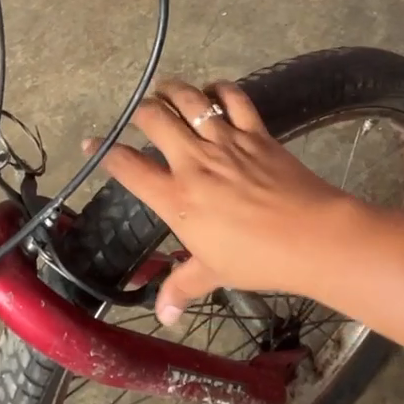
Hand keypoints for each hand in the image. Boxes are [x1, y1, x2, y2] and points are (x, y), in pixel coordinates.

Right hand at [89, 81, 365, 325]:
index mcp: (177, 197)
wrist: (310, 237)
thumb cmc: (257, 259)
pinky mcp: (254, 132)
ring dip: (173, 89)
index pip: (128, 167)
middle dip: (142, 111)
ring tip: (166, 90)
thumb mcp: (214, 274)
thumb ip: (182, 286)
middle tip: (142, 116)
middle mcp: (194, 161)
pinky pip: (234, 98)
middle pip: (154, 118)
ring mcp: (225, 141)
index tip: (92, 143)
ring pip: (189, 100)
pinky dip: (220, 89)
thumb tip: (164, 315)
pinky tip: (214, 92)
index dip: (105, 151)